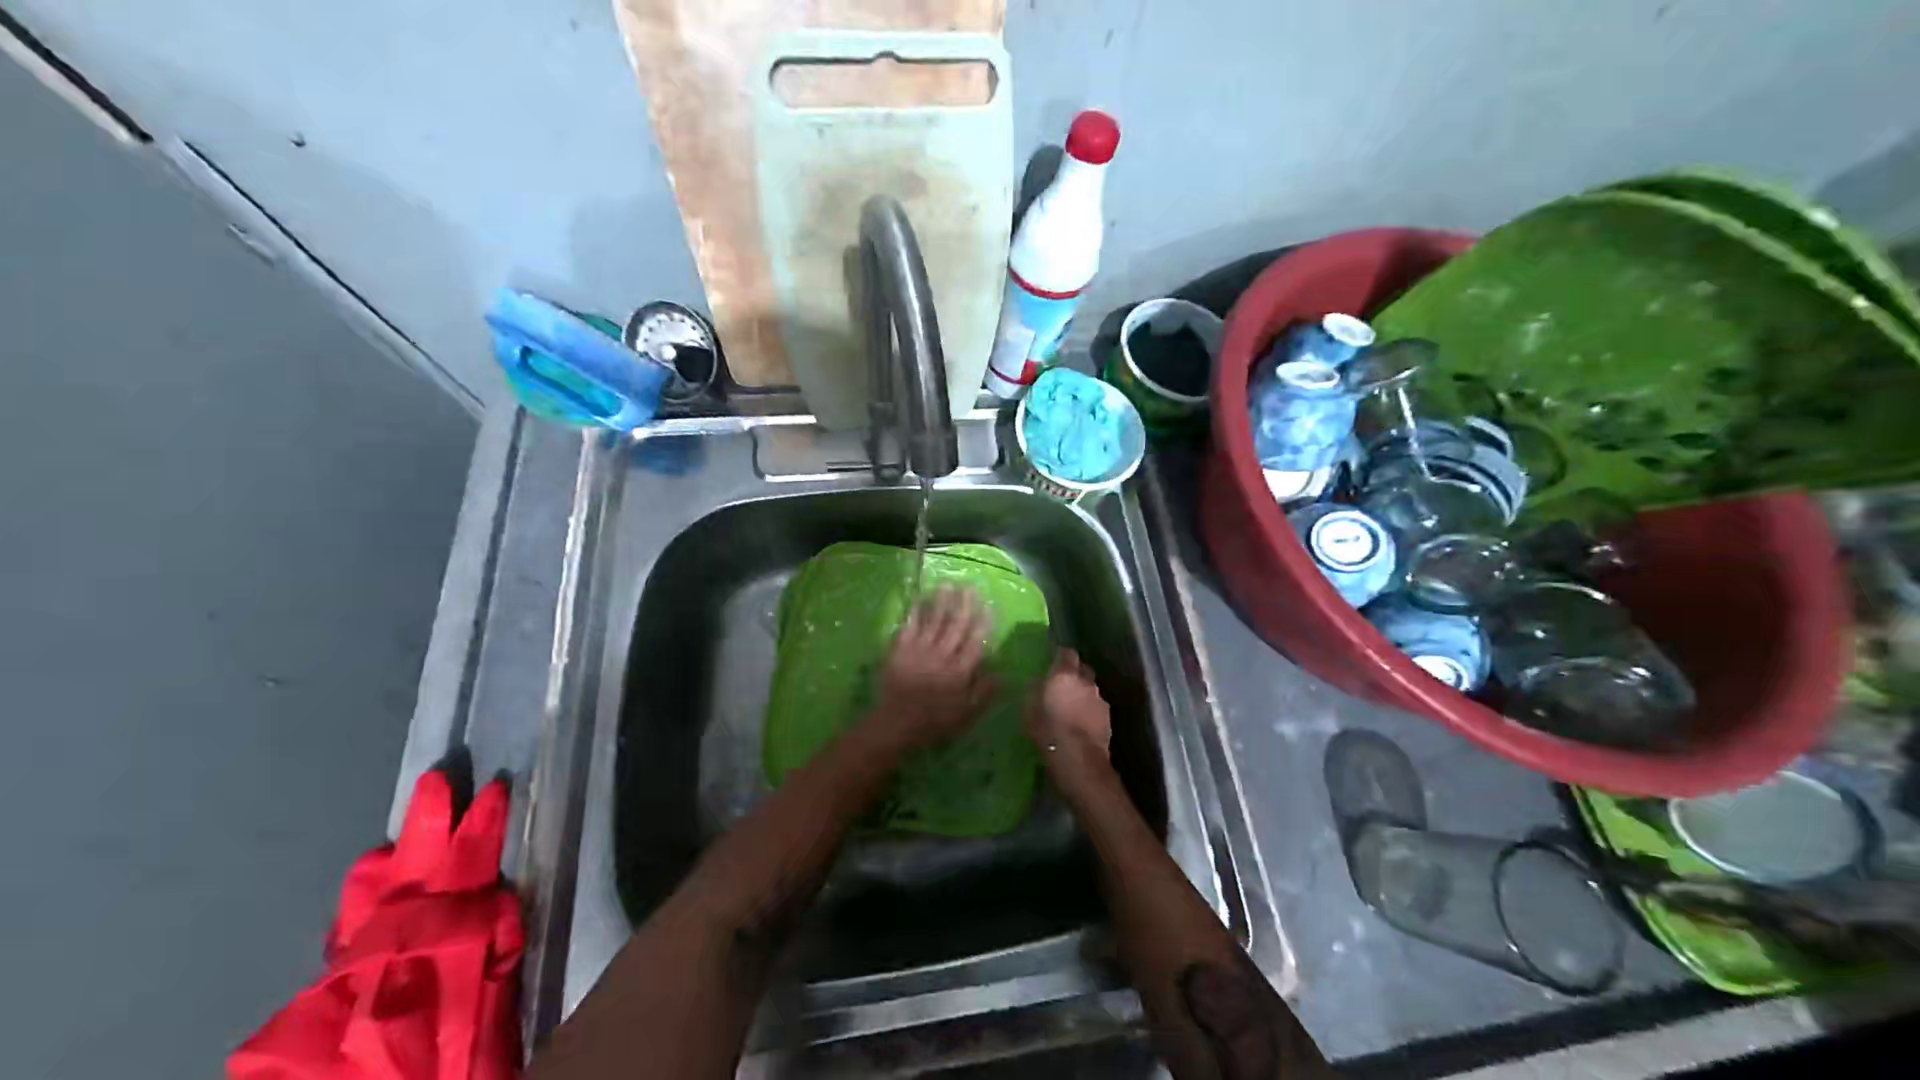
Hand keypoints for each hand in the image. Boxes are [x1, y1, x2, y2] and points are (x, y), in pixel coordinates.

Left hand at [873, 587, 995, 749]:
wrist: (894, 724)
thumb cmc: (933, 723)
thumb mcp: (966, 714)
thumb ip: (984, 692)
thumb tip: (1000, 672)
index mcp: (961, 671)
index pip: (976, 641)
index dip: (983, 622)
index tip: (988, 605)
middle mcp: (943, 655)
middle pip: (956, 624)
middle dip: (964, 604)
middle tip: (969, 586)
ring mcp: (920, 649)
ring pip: (934, 620)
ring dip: (941, 601)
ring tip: (947, 584)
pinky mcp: (900, 649)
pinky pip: (910, 625)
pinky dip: (915, 611)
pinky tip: (919, 598)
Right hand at [1027, 649, 1111, 775]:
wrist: (1079, 759)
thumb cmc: (1048, 730)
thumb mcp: (1029, 708)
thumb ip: (1035, 688)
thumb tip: (1038, 679)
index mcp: (1065, 674)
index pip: (1066, 652)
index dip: (1060, 655)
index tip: (1053, 660)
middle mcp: (1086, 681)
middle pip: (1082, 668)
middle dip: (1074, 672)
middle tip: (1061, 682)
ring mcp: (1100, 698)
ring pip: (1090, 688)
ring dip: (1082, 692)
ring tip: (1070, 705)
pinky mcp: (1108, 717)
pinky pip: (1096, 705)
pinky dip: (1089, 708)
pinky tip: (1080, 720)